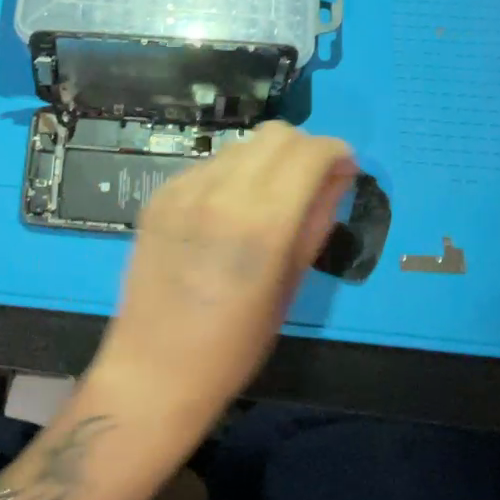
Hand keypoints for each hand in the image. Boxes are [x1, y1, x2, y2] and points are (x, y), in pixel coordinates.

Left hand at [90, 121, 355, 425]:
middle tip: (309, 182)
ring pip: (239, 146)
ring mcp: (183, 189)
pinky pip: (205, 166)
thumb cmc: (235, 343)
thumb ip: (316, 221)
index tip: (343, 170)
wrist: (155, 365)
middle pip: (274, 134)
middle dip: (302, 149)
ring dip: (264, 161)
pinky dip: (228, 177)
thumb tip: (338, 177)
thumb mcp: (290, 286)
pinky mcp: (159, 195)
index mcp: (263, 220)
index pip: (310, 151)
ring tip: (266, 201)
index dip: (336, 153)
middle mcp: (221, 191)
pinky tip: (225, 213)